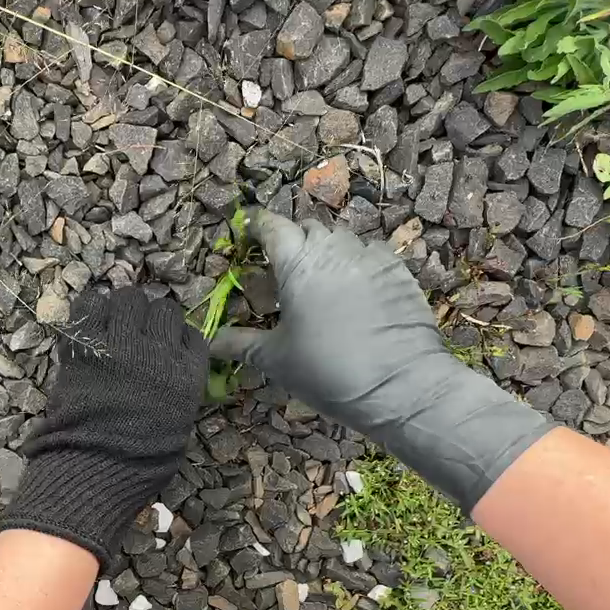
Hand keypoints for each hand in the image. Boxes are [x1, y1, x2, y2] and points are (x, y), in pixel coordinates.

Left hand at [0, 288, 207, 563]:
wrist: (93, 470)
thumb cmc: (137, 465)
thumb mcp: (175, 431)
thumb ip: (175, 396)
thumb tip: (168, 381)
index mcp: (186, 376)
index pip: (191, 335)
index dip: (176, 337)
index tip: (164, 346)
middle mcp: (158, 352)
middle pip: (163, 310)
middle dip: (151, 318)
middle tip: (136, 332)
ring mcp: (120, 344)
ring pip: (128, 299)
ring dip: (122, 308)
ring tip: (112, 323)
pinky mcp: (84, 344)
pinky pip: (88, 306)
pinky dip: (89, 309)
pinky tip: (88, 322)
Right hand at [214, 210, 550, 510]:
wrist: (398, 384)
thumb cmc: (326, 370)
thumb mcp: (275, 360)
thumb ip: (240, 344)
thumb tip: (211, 342)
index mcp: (297, 264)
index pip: (272, 227)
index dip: (258, 225)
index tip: (249, 229)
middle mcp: (334, 249)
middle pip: (308, 228)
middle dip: (293, 238)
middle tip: (282, 263)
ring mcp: (370, 257)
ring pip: (341, 238)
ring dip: (326, 249)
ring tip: (319, 276)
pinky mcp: (398, 271)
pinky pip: (371, 254)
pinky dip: (356, 262)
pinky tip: (354, 286)